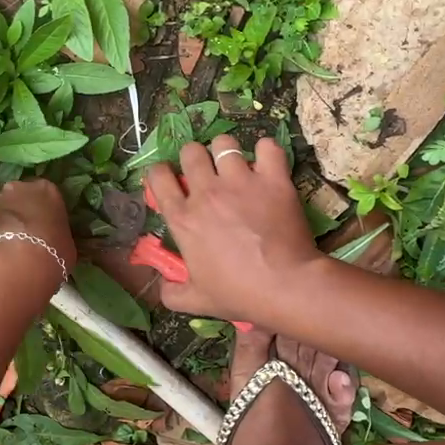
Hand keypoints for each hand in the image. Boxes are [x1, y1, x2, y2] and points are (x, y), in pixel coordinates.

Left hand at [0, 178, 76, 287]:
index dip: (43, 210)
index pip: (45, 194)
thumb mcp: (66, 244)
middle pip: (18, 195)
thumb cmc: (52, 253)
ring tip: (4, 246)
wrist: (17, 265)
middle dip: (19, 210)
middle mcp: (17, 187)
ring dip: (0, 221)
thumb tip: (53, 239)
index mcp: (46, 190)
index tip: (43, 225)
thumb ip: (57, 234)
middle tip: (23, 234)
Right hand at [143, 136, 322, 323]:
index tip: (171, 181)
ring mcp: (240, 182)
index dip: (161, 174)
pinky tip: (267, 163)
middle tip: (207, 173)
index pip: (158, 177)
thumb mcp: (197, 301)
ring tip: (236, 166)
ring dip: (227, 152)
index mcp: (182, 218)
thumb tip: (162, 287)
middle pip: (190, 151)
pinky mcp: (273, 179)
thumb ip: (172, 293)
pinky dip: (266, 151)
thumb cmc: (238, 293)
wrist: (286, 285)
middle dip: (195, 157)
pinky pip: (266, 147)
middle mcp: (206, 192)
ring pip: (224, 144)